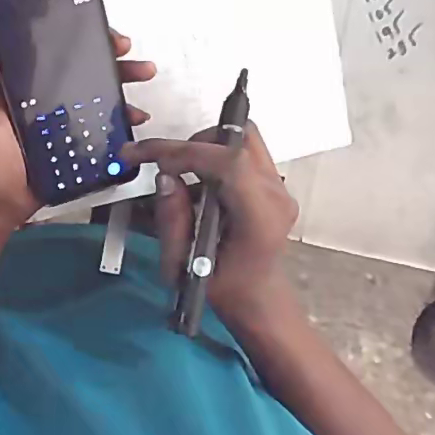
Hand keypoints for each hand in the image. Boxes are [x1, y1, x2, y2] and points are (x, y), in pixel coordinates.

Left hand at [0, 30, 154, 227]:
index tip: (93, 27)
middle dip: (107, 54)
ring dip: (122, 80)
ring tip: (143, 74)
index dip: (70, 34)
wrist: (2, 208)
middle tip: (126, 49)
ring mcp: (61, 117)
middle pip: (79, 66)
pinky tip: (135, 116)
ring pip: (96, 90)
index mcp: (17, 85)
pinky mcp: (75, 138)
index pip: (47, 50)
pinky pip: (102, 122)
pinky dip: (121, 116)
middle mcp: (41, 96)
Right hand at [123, 121, 298, 323]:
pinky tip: (197, 184)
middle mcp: (275, 195)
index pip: (231, 163)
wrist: (257, 296)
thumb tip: (165, 178)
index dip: (189, 153)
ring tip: (179, 174)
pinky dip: (213, 156)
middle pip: (238, 139)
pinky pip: (242, 151)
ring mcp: (278, 186)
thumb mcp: (184, 265)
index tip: (156, 162)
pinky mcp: (271, 182)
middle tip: (166, 166)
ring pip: (241, 138)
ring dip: (204, 148)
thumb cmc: (221, 288)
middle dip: (195, 144)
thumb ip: (172, 220)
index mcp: (259, 218)